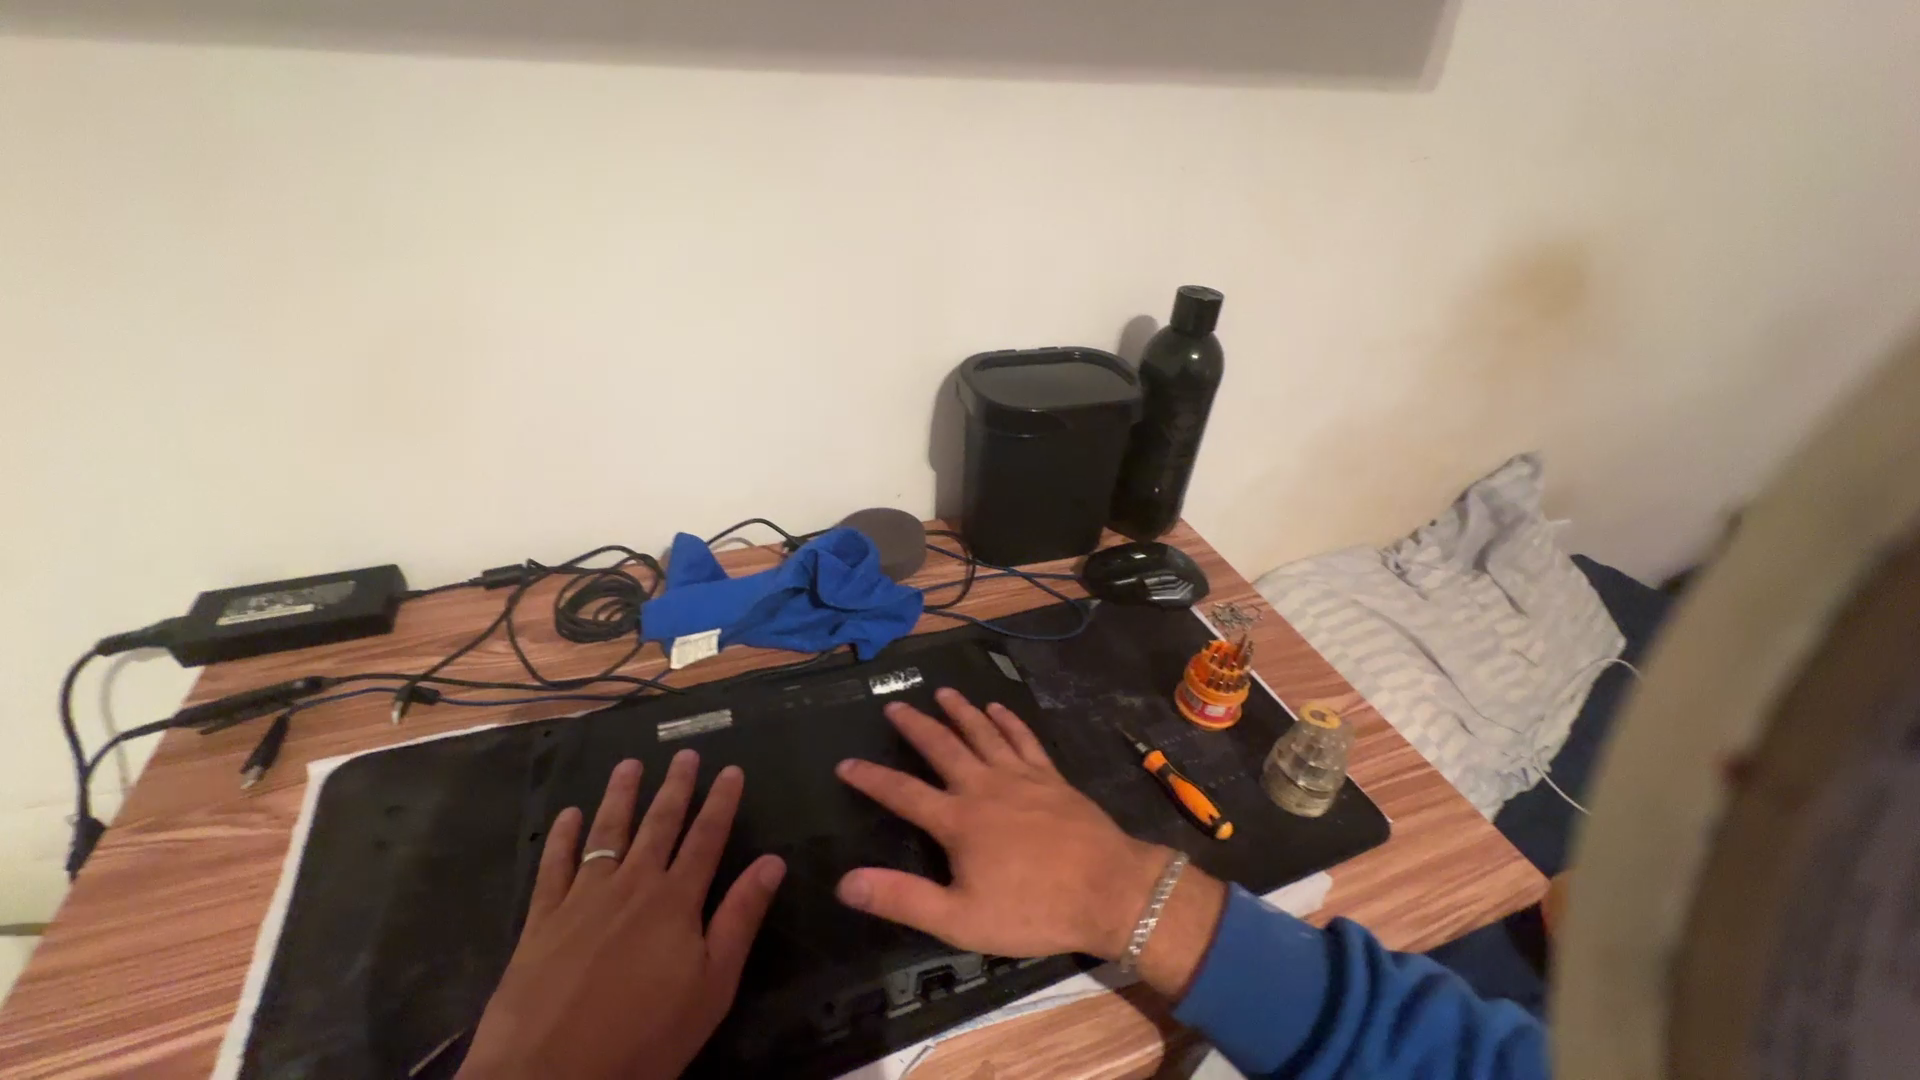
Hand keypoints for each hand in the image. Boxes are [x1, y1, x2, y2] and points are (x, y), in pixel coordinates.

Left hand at [459, 751, 785, 1079]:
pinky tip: (568, 815)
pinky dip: (562, 837)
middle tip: (685, 754)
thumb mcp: (712, 985)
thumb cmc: (644, 1037)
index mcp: (676, 900)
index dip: (721, 802)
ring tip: (630, 764)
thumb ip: (740, 918)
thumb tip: (772, 861)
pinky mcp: (541, 920)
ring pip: (606, 832)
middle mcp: (632, 885)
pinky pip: (553, 866)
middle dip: (675, 787)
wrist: (548, 1078)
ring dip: (621, 796)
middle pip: (658, 825)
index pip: (706, 838)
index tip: (732, 770)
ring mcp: (582, 899)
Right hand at [834, 688, 1225, 992]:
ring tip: (942, 692)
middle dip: (915, 726)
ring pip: (983, 732)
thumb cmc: (1033, 909)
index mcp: (958, 820)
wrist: (1109, 890)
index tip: (845, 762)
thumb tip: (846, 882)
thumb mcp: (960, 918)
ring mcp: (1021, 776)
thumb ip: (902, 898)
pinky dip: (1008, 720)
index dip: (871, 778)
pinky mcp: (1051, 777)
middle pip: (942, 747)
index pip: (902, 793)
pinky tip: (998, 708)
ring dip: (960, 711)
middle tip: (894, 705)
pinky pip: (1024, 739)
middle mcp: (984, 786)